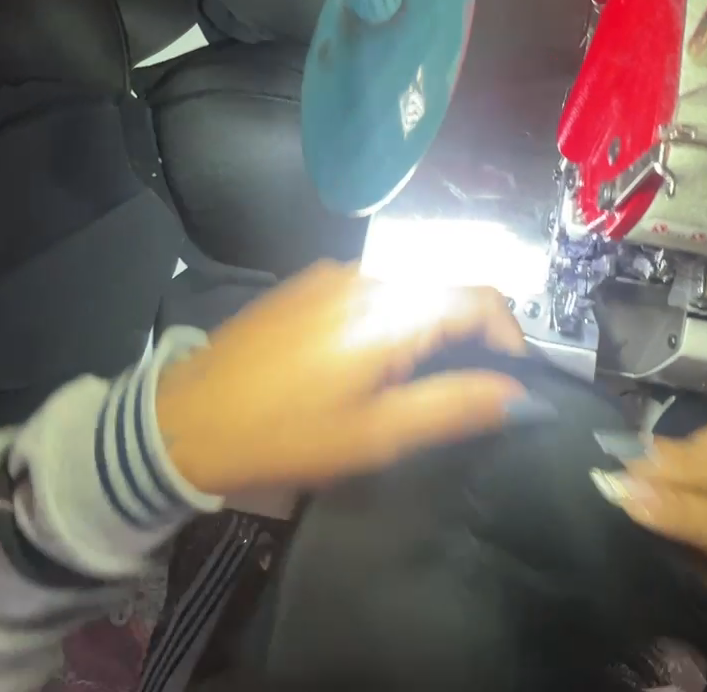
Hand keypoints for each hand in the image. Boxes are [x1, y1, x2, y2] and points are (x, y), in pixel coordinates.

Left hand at [155, 261, 531, 495]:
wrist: (187, 417)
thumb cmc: (286, 432)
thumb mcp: (376, 434)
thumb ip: (455, 406)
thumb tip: (520, 395)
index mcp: (391, 308)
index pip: (479, 296)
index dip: (509, 333)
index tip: (512, 378)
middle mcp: (368, 275)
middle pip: (446, 286)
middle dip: (472, 330)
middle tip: (469, 385)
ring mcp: (333, 273)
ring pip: (410, 286)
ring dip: (432, 323)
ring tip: (420, 378)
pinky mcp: (308, 282)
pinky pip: (373, 287)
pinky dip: (395, 315)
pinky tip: (373, 358)